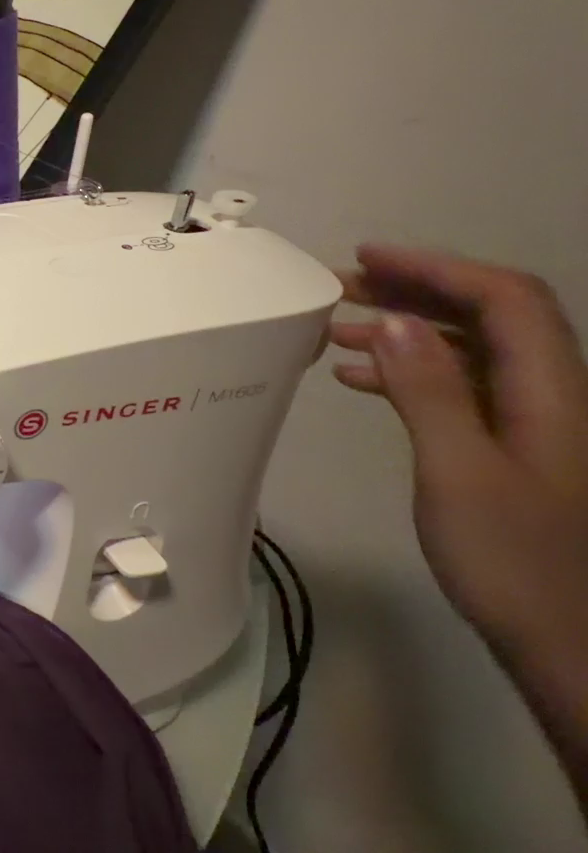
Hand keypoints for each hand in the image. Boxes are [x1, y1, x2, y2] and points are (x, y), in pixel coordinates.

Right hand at [330, 243, 587, 641]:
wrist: (566, 640)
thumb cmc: (513, 559)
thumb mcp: (459, 471)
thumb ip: (429, 390)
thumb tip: (389, 320)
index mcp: (552, 393)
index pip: (506, 301)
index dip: (438, 268)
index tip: (365, 257)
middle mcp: (552, 395)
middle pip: (494, 316)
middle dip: (417, 289)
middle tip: (339, 284)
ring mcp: (534, 423)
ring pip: (474, 349)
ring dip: (407, 328)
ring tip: (333, 326)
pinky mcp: (513, 448)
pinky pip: (462, 385)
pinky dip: (409, 369)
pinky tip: (360, 378)